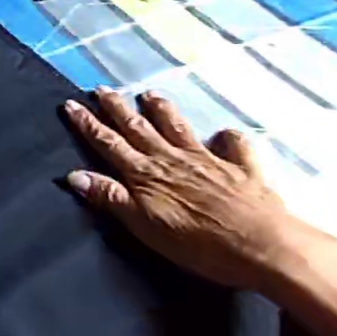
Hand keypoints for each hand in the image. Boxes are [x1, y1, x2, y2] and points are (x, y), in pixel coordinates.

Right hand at [62, 87, 303, 291]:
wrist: (265, 247)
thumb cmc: (199, 244)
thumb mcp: (144, 225)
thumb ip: (110, 198)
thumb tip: (73, 175)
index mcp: (146, 173)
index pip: (109, 143)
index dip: (88, 124)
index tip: (71, 104)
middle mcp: (172, 159)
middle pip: (138, 128)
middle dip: (117, 108)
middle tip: (101, 88)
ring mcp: (208, 161)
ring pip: (178, 128)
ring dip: (161, 110)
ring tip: (149, 93)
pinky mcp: (242, 170)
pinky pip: (234, 148)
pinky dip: (228, 138)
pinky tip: (225, 134)